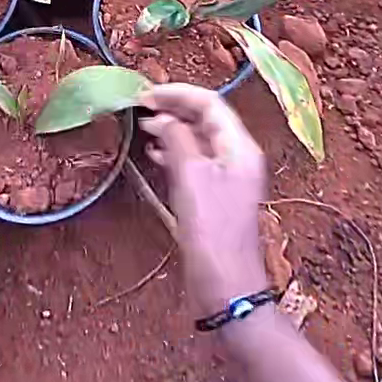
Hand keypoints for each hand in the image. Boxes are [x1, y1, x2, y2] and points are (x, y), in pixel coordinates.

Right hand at [139, 83, 269, 312]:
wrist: (226, 287)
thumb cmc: (210, 229)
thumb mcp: (190, 177)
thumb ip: (176, 139)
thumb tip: (163, 119)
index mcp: (239, 145)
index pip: (210, 102)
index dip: (178, 94)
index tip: (147, 96)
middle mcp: (237, 154)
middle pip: (206, 116)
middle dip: (175, 107)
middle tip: (143, 106)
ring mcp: (228, 174)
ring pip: (199, 137)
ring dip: (173, 128)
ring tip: (144, 126)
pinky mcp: (216, 193)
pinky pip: (195, 158)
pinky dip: (175, 150)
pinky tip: (154, 154)